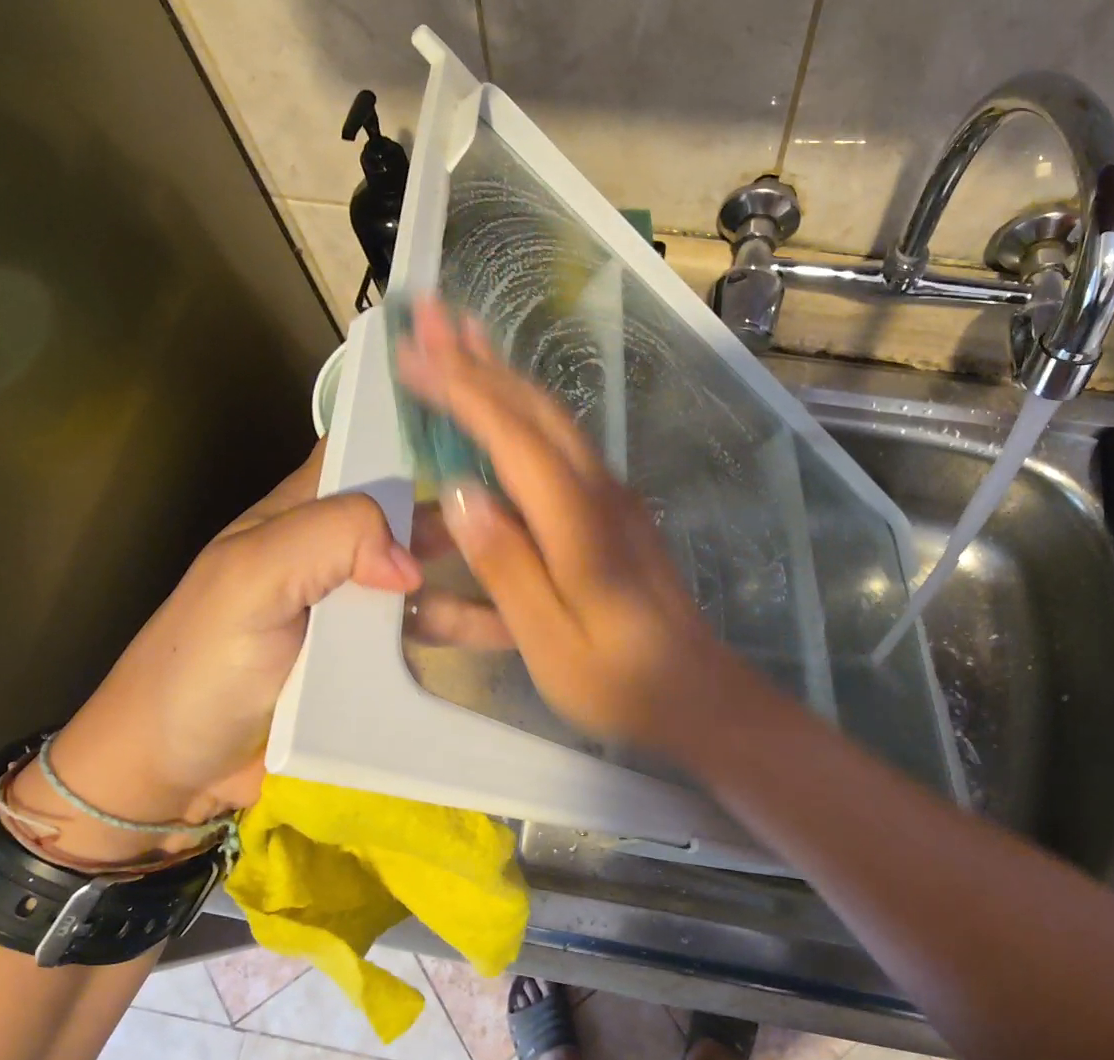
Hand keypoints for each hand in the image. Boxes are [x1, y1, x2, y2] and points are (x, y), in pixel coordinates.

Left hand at [10, 440, 508, 861]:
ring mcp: (360, 606)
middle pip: (416, 510)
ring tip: (548, 573)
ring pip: (432, 572)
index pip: (371, 449)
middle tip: (550, 506)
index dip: (425, 433)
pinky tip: (519, 629)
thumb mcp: (249, 582)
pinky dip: (471, 627)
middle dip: (473, 502)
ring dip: (483, 571)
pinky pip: (430, 631)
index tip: (500, 426)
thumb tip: (414, 561)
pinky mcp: (375, 659)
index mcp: (303, 512)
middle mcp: (339, 548)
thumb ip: (327, 541)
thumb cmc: (199, 666)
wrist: (173, 774)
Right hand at [396, 297, 768, 751]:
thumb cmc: (621, 682)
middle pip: (535, 410)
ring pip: (553, 418)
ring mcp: (613, 497)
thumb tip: (462, 491)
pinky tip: (508, 401)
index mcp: (580, 523)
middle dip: (480, 358)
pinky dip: (526, 408)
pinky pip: (563, 443)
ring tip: (461, 335)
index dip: (463, 389)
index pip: (514, 437)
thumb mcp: (551, 642)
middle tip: (429, 312)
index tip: (413, 350)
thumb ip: (508, 566)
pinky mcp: (616, 511)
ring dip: (504, 372)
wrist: (700, 693)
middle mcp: (600, 492)